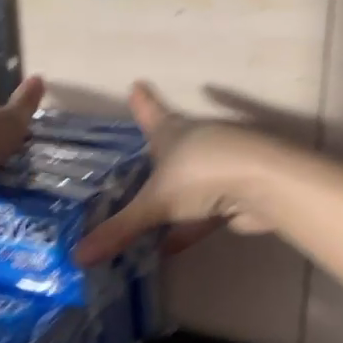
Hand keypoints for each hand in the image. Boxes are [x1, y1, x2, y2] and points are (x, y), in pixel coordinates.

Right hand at [74, 81, 280, 264]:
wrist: (264, 185)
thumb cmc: (201, 174)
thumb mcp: (155, 203)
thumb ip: (120, 229)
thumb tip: (79, 256)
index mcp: (172, 132)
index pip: (151, 113)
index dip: (142, 103)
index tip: (136, 85)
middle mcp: (195, 143)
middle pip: (171, 146)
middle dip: (157, 152)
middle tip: (139, 158)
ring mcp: (218, 167)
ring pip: (189, 181)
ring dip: (173, 195)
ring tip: (148, 209)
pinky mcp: (236, 194)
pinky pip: (203, 213)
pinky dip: (187, 228)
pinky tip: (167, 247)